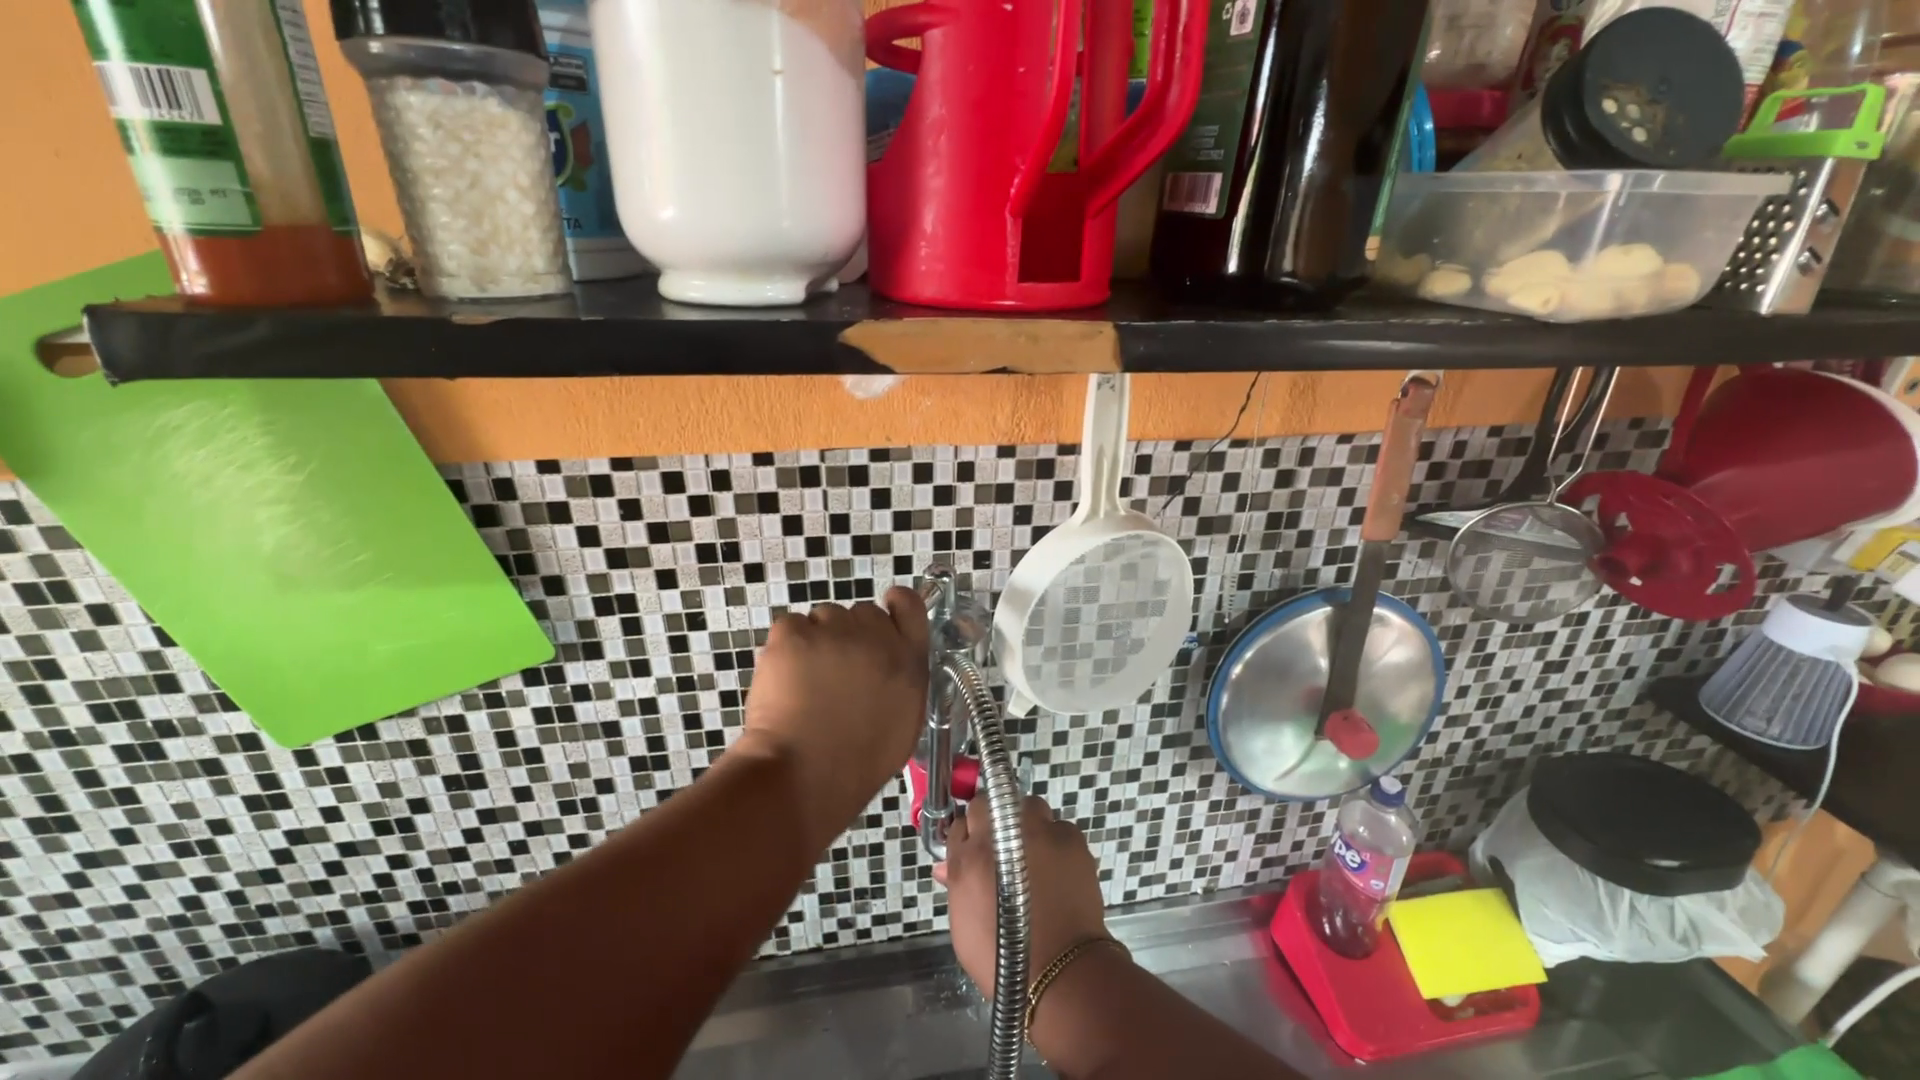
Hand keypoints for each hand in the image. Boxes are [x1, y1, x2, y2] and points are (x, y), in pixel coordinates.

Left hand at [738, 586, 929, 846]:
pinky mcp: (792, 634)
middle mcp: (875, 636)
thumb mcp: (905, 722)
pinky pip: (789, 627)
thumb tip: (889, 666)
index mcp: (908, 659)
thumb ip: (903, 682)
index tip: (884, 613)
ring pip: (823, 618)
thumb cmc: (859, 762)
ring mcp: (832, 631)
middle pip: (862, 613)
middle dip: (849, 635)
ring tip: (805, 683)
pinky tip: (784, 681)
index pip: (909, 604)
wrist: (806, 773)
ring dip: (816, 641)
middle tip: (835, 672)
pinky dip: (785, 649)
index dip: (894, 604)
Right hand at [935, 794, 1107, 995]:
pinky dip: (1056, 839)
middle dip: (993, 820)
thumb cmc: (1004, 959)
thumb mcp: (964, 926)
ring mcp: (1038, 832)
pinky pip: (1059, 826)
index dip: (967, 836)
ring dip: (1027, 822)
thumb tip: (947, 866)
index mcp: (968, 858)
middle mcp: (1001, 835)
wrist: (1062, 971)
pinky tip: (1059, 865)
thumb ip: (957, 886)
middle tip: (1002, 845)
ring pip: (1027, 806)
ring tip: (1034, 850)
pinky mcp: (1070, 837)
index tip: (974, 848)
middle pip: (989, 804)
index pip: (959, 825)